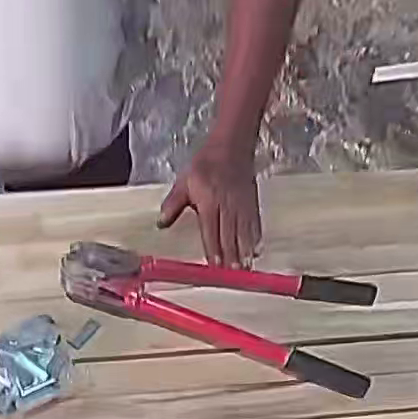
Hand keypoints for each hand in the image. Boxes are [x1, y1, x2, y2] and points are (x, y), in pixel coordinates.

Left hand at [159, 142, 261, 267]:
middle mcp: (227, 205)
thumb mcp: (184, 181)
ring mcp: (242, 204)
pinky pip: (254, 223)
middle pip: (229, 235)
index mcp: (209, 201)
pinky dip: (255, 237)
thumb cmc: (206, 164)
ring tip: (245, 267)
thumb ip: (173, 204)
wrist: (232, 144)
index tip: (215, 265)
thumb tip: (161, 222)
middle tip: (232, 273)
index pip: (211, 230)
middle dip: (231, 255)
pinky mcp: (252, 203)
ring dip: (245, 251)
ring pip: (244, 231)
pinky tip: (256, 250)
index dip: (213, 248)